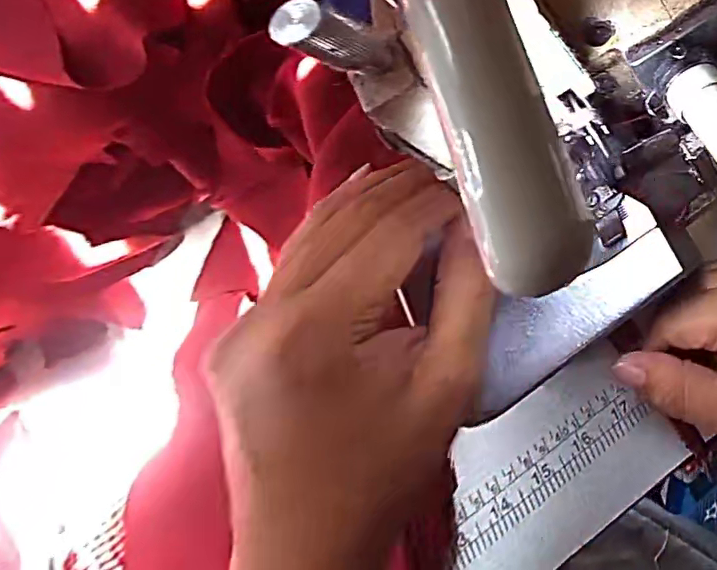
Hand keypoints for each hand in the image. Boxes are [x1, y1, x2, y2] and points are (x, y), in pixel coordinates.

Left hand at [206, 160, 494, 569]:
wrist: (307, 543)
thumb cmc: (384, 470)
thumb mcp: (450, 379)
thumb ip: (469, 291)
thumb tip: (475, 227)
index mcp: (312, 332)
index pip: (388, 232)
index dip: (437, 203)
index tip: (473, 194)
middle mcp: (262, 318)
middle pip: (347, 219)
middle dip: (406, 190)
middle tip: (455, 182)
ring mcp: (242, 325)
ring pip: (315, 227)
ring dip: (372, 197)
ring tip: (422, 182)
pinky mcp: (242, 332)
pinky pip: (297, 254)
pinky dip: (339, 221)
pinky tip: (367, 200)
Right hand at [612, 247, 716, 450]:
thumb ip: (676, 388)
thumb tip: (623, 365)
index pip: (667, 323)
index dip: (660, 358)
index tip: (673, 386)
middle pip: (680, 300)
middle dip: (678, 339)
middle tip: (704, 375)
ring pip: (695, 288)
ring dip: (694, 321)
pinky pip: (716, 279)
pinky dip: (712, 306)